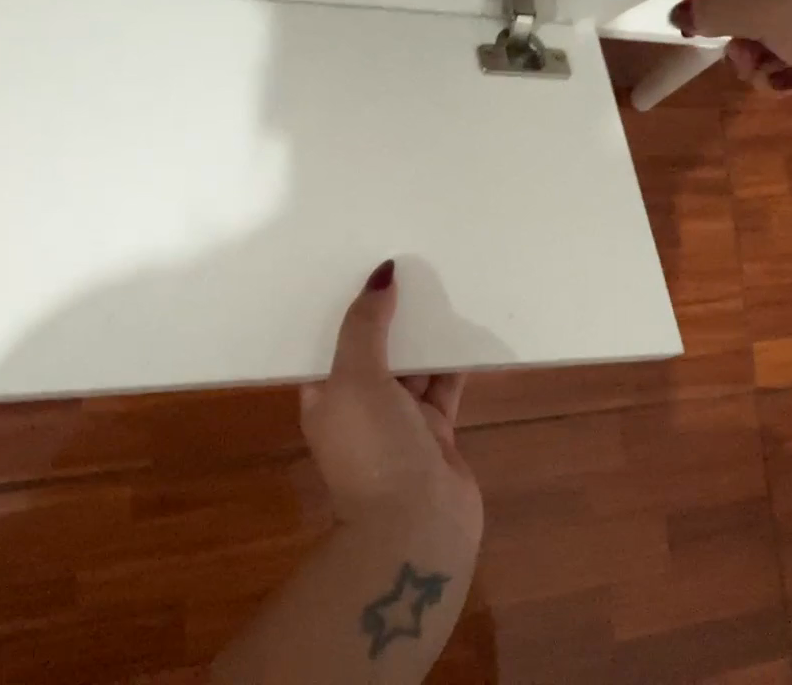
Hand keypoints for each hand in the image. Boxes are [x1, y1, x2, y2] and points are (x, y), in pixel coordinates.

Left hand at [300, 260, 481, 541]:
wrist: (417, 526)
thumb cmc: (372, 447)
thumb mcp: (355, 377)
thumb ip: (365, 324)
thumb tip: (381, 274)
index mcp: (326, 396)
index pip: (330, 342)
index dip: (345, 307)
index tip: (358, 266)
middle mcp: (359, 406)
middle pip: (375, 350)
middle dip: (389, 316)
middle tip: (406, 265)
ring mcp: (400, 421)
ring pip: (412, 367)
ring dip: (423, 336)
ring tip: (438, 284)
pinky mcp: (436, 433)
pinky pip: (444, 387)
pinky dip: (454, 363)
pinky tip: (466, 327)